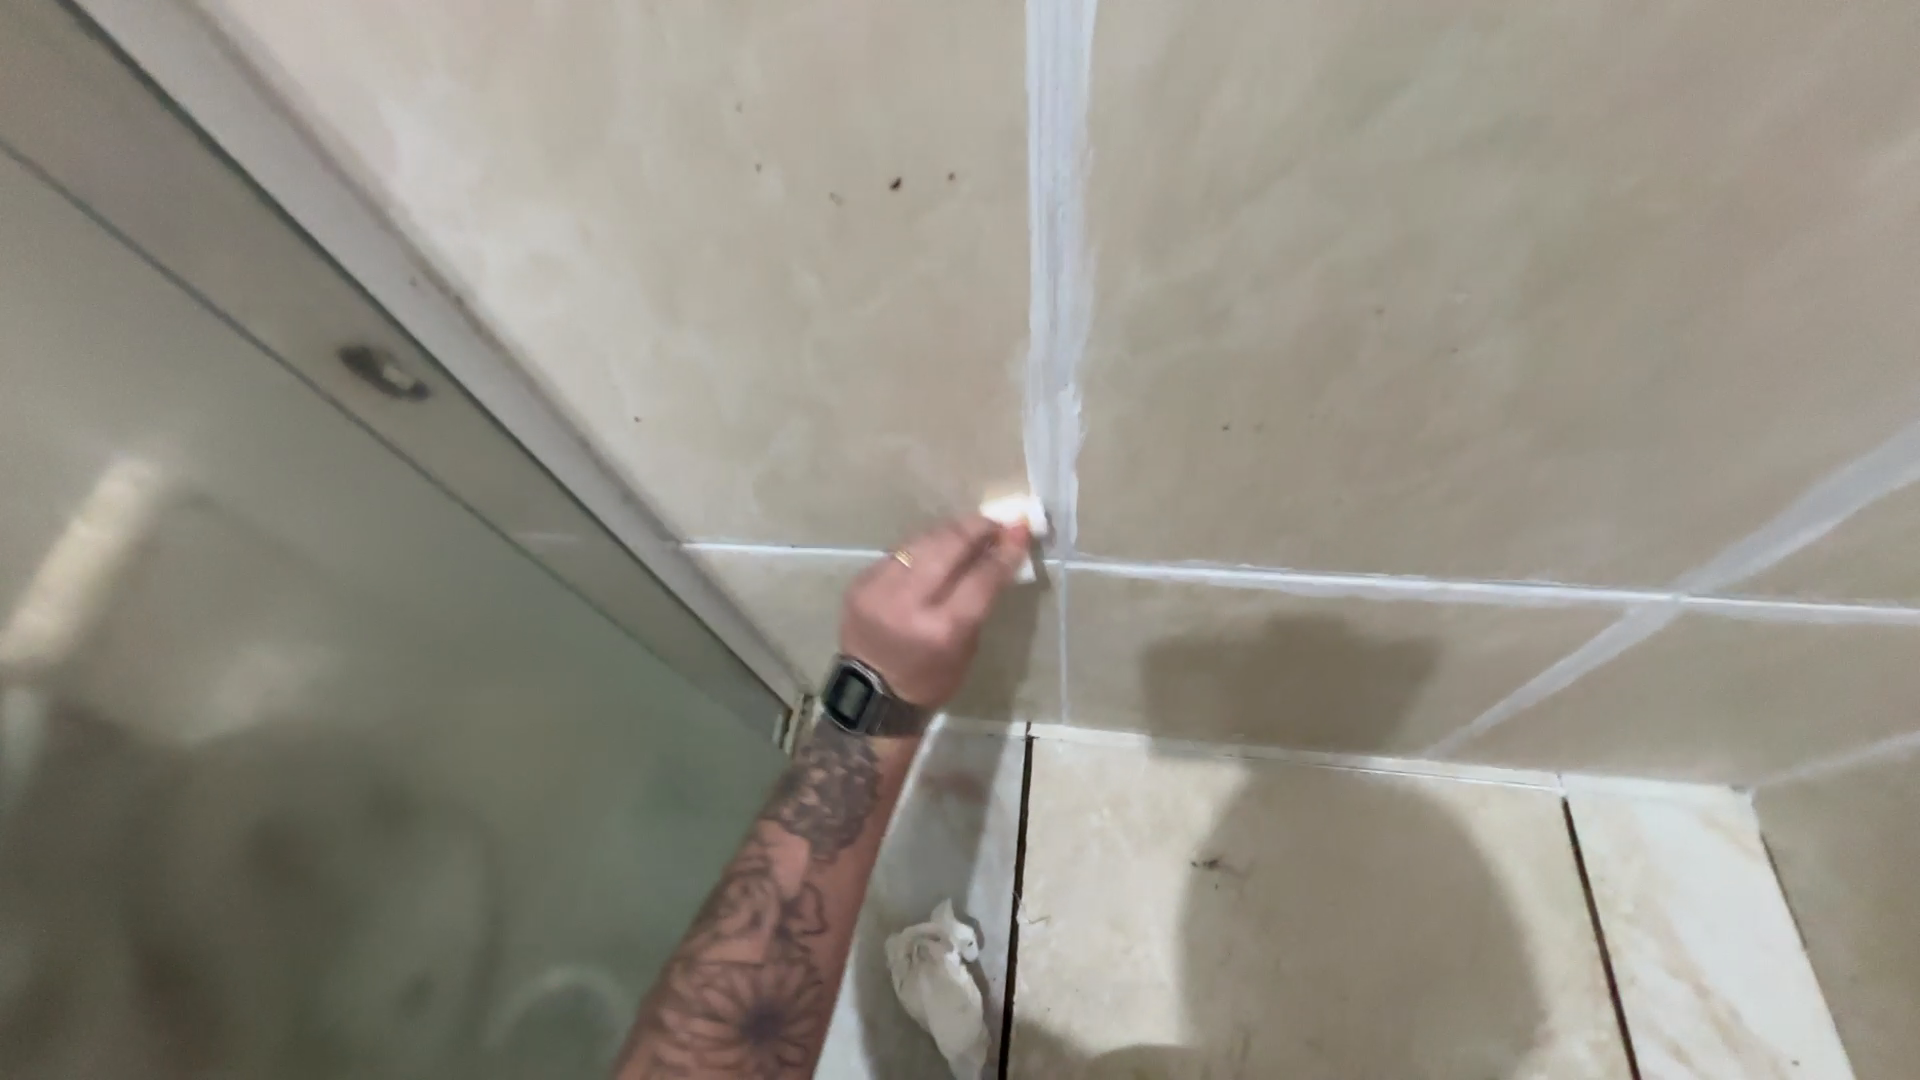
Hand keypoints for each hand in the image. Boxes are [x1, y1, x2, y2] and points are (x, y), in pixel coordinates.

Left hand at [839, 515, 1031, 707]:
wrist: (872, 696)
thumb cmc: (931, 679)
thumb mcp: (966, 646)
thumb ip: (978, 598)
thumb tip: (995, 553)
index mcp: (942, 629)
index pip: (982, 576)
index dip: (1005, 549)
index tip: (1019, 529)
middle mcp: (908, 604)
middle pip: (949, 546)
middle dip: (976, 528)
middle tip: (994, 522)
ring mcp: (879, 590)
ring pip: (922, 542)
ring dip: (949, 532)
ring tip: (968, 530)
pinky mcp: (860, 583)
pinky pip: (898, 554)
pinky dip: (921, 549)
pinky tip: (935, 549)